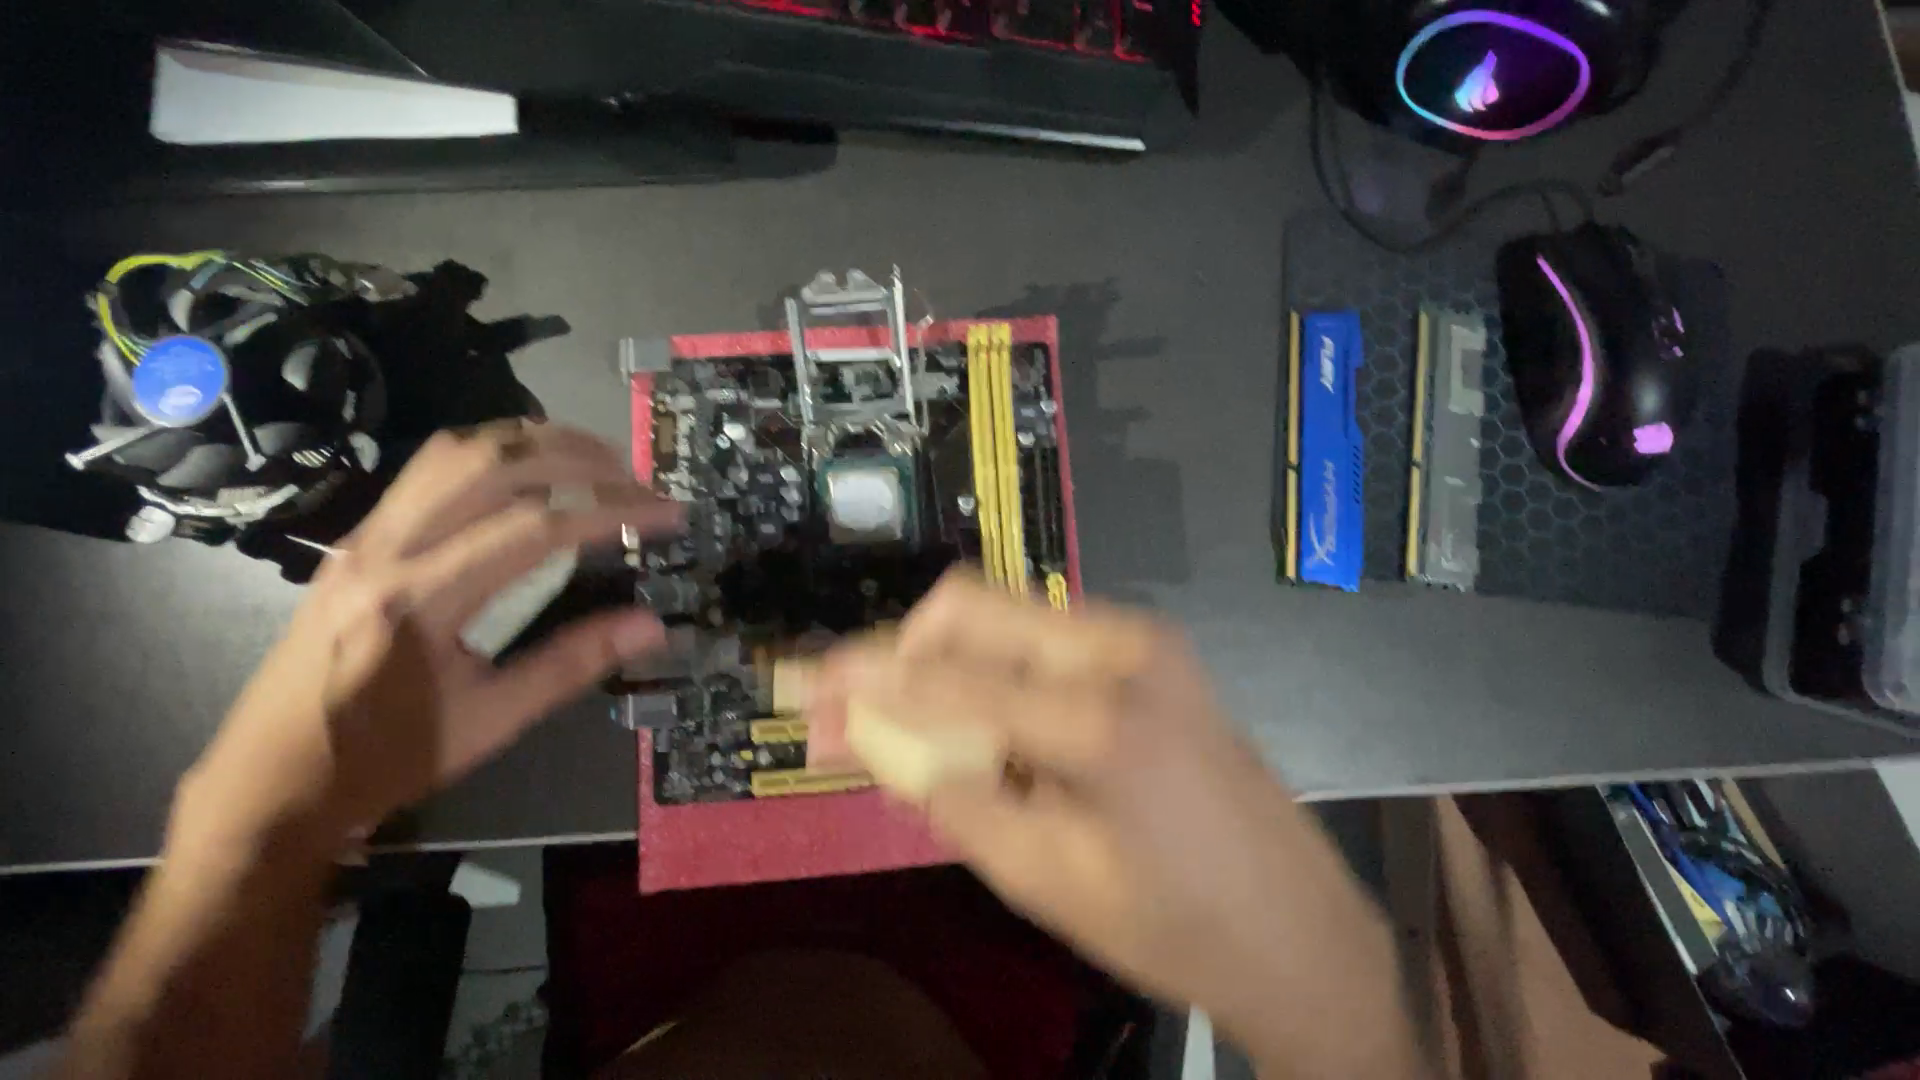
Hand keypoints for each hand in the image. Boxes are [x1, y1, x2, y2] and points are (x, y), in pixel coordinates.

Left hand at [172, 423, 680, 854]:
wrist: (271, 779)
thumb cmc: (387, 759)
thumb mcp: (490, 722)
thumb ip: (573, 663)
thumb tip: (652, 624)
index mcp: (419, 601)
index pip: (535, 527)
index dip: (613, 510)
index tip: (667, 512)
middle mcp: (387, 548)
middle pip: (495, 465)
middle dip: (581, 460)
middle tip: (641, 479)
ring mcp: (367, 534)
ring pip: (458, 451)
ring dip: (537, 443)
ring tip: (598, 460)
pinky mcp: (361, 536)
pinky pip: (433, 468)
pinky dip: (496, 453)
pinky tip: (533, 472)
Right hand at [805, 574, 1412, 1072]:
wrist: (1300, 932)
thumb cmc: (1174, 926)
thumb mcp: (1043, 880)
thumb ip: (953, 794)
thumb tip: (880, 736)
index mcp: (1099, 717)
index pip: (950, 676)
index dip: (867, 680)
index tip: (809, 686)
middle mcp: (1123, 649)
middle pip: (972, 608)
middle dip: (901, 652)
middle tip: (855, 707)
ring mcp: (1145, 642)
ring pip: (1005, 617)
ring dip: (945, 662)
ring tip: (910, 726)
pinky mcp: (1152, 653)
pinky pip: (1043, 640)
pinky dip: (993, 671)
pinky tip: (977, 726)